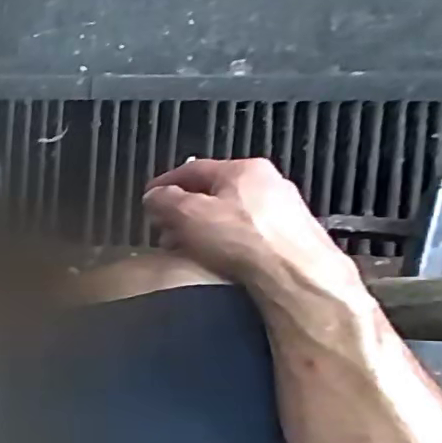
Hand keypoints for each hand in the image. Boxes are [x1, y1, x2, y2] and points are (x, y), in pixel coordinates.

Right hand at [142, 158, 360, 296]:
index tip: (147, 198)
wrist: (294, 273)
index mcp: (244, 169)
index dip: (162, 183)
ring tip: (182, 246)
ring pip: (225, 212)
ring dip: (198, 227)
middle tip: (161, 228)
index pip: (192, 169)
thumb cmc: (242, 239)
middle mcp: (268, 183)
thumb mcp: (185, 213)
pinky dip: (220, 240)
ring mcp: (281, 208)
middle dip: (180, 210)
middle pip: (210, 191)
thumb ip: (163, 199)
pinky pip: (242, 231)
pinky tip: (211, 255)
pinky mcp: (286, 233)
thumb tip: (154, 196)